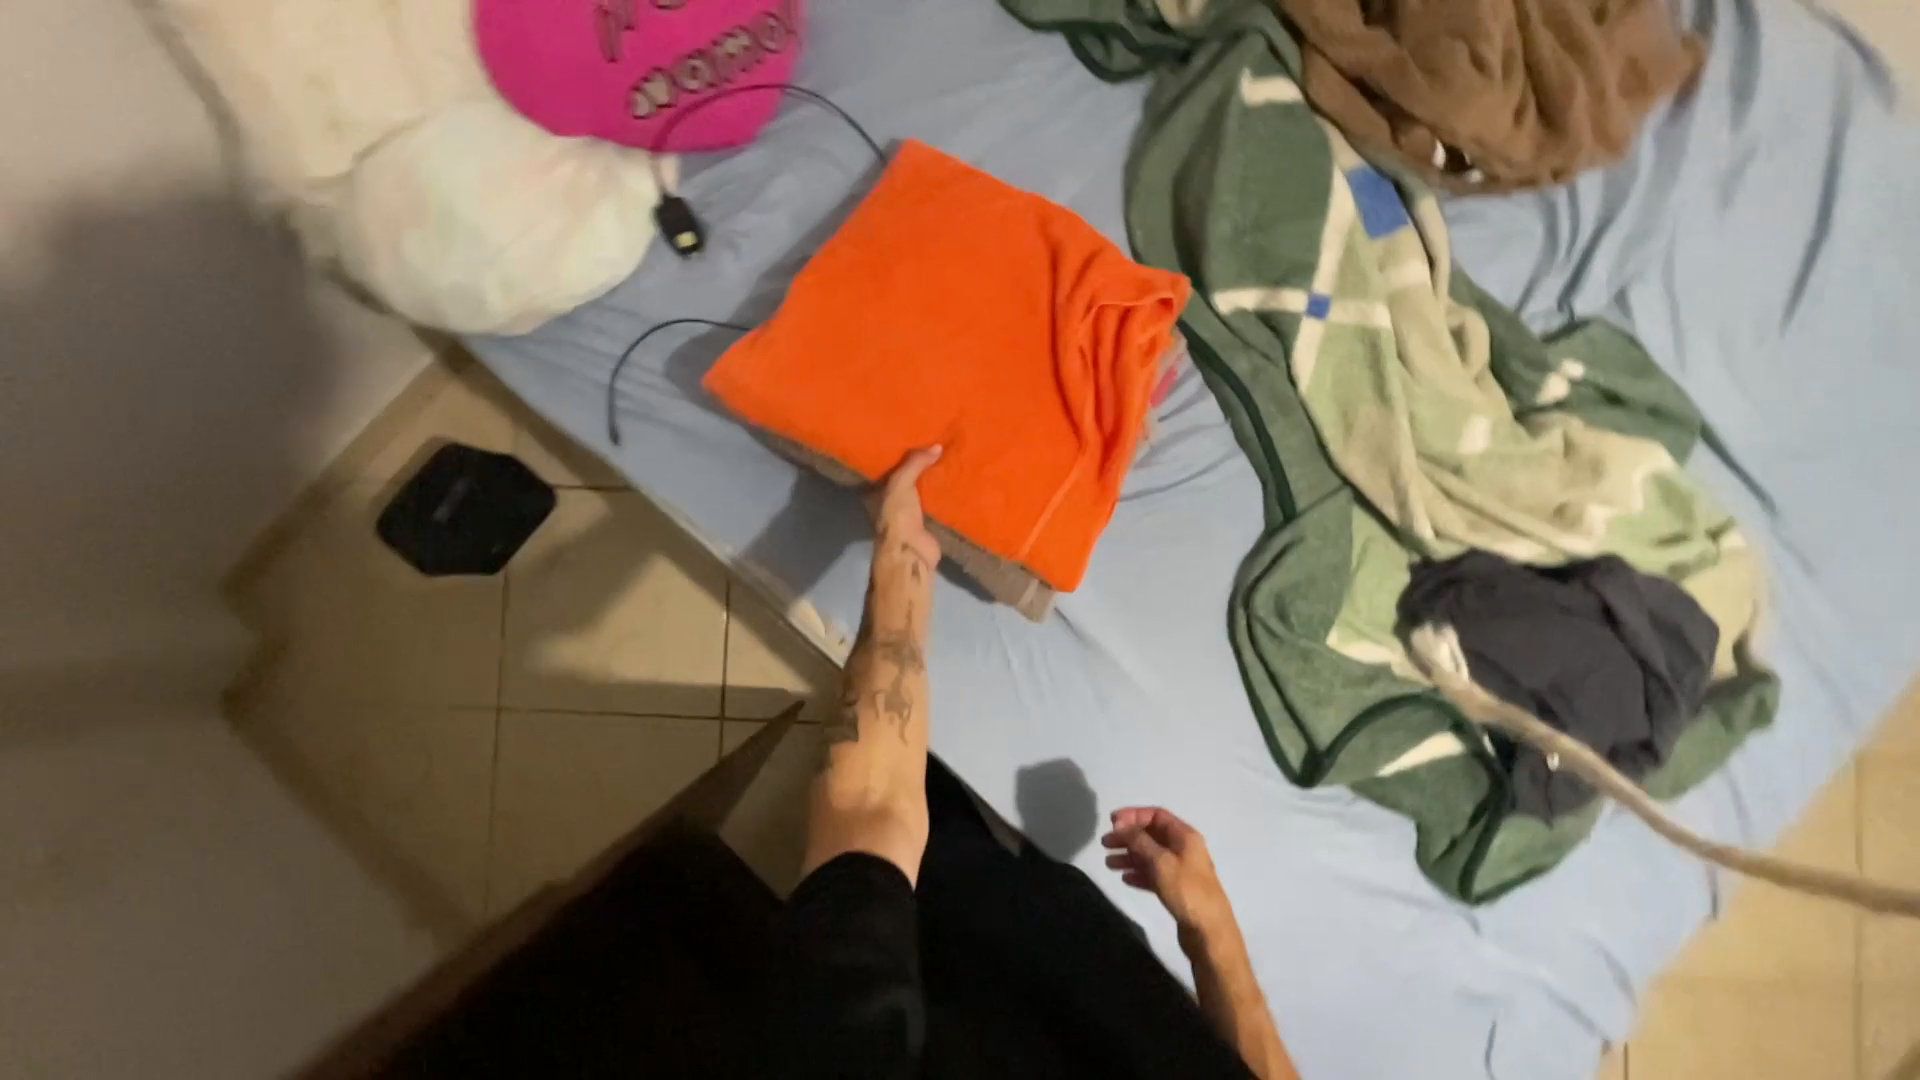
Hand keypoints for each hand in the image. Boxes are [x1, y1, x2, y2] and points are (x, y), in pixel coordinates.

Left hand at [868, 446, 942, 571]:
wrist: (911, 551)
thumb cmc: (897, 515)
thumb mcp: (901, 482)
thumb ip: (915, 463)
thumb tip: (937, 446)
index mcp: (875, 493)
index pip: (886, 469)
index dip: (897, 455)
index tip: (912, 439)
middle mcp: (889, 503)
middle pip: (905, 479)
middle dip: (918, 467)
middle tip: (934, 446)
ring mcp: (908, 514)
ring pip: (921, 491)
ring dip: (932, 480)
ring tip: (947, 459)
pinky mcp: (925, 524)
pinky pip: (934, 504)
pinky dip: (943, 495)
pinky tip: (955, 481)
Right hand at [1102, 806, 1232, 933]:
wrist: (1209, 932)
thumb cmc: (1186, 890)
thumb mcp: (1160, 861)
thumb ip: (1139, 840)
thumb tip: (1120, 824)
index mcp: (1185, 836)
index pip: (1156, 815)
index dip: (1133, 815)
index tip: (1112, 821)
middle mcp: (1184, 849)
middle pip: (1151, 835)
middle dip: (1127, 837)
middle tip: (1105, 844)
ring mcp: (1181, 870)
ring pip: (1150, 856)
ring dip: (1129, 856)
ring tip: (1109, 864)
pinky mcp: (1177, 890)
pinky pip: (1154, 875)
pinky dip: (1139, 873)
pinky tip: (1125, 879)